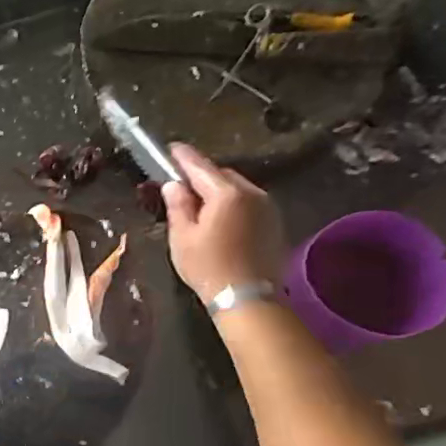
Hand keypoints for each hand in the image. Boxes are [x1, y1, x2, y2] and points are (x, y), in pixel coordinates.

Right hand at [162, 143, 286, 302]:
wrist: (247, 296)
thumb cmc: (207, 266)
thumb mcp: (182, 236)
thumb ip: (178, 205)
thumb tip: (174, 184)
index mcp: (226, 194)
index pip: (201, 167)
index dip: (183, 157)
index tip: (171, 148)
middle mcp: (252, 193)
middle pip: (222, 175)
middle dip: (202, 175)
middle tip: (181, 183)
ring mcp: (267, 207)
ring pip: (237, 188)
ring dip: (218, 190)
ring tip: (198, 202)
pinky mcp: (274, 222)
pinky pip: (248, 202)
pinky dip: (231, 203)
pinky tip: (218, 217)